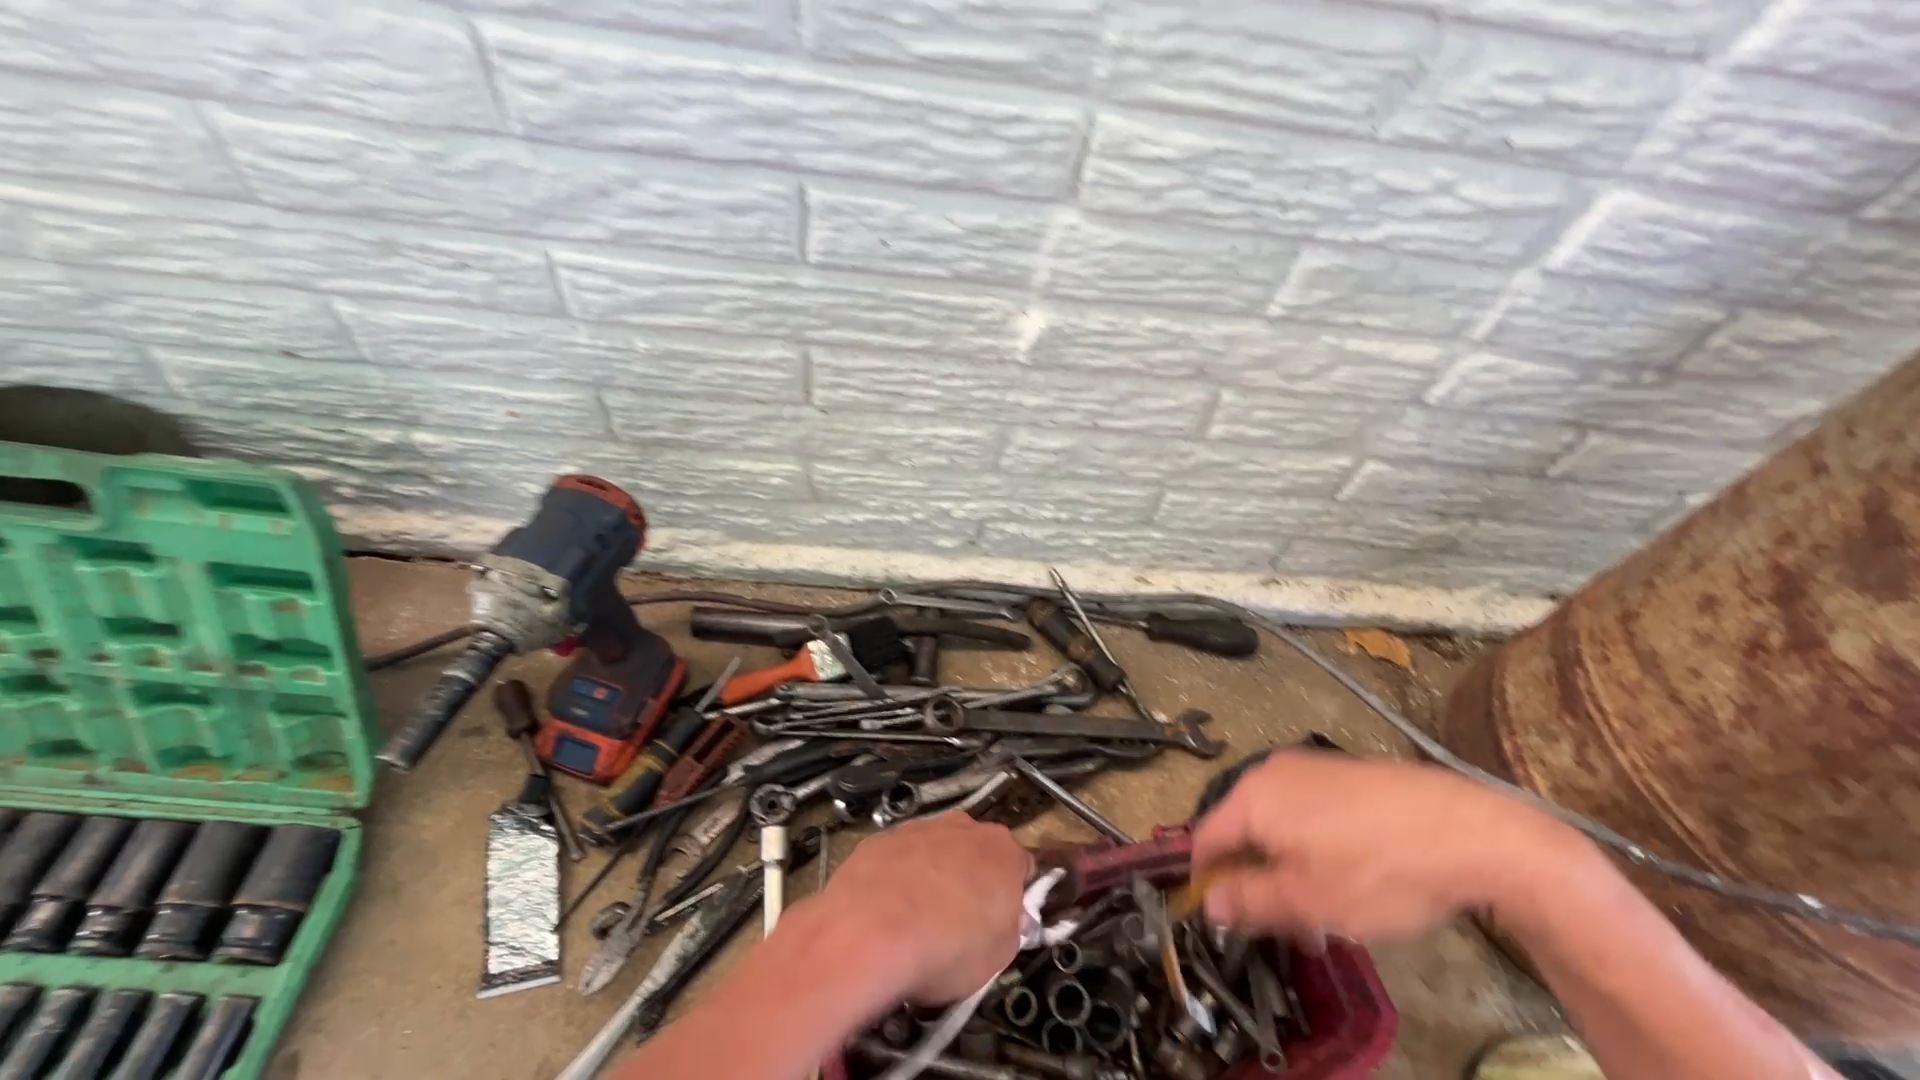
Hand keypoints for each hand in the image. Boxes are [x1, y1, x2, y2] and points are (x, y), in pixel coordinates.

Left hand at [817, 813, 1031, 1002]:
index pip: (1021, 866)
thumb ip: (1008, 928)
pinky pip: (897, 858)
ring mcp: (917, 828)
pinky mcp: (877, 839)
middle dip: (971, 879)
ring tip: (914, 920)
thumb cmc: (948, 946)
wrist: (870, 934)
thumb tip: (1003, 920)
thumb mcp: (999, 955)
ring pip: (933, 851)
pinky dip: (895, 878)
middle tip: (958, 921)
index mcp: (1002, 851)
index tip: (1001, 919)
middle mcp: (962, 827)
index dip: (1013, 894)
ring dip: (931, 876)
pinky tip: (883, 911)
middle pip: (975, 851)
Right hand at [1191, 753, 1581, 941]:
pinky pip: (1312, 811)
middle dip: (1256, 879)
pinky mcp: (1350, 772)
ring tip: (1325, 912)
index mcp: (1253, 797)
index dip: (1206, 880)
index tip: (1223, 917)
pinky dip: (1316, 846)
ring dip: (1289, 867)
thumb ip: (1248, 901)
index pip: (1205, 838)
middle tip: (1286, 925)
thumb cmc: (1378, 871)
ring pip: (1281, 823)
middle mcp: (1274, 772)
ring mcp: (1315, 767)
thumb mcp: (1307, 901)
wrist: (1473, 832)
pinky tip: (1352, 877)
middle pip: (1244, 830)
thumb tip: (1208, 903)